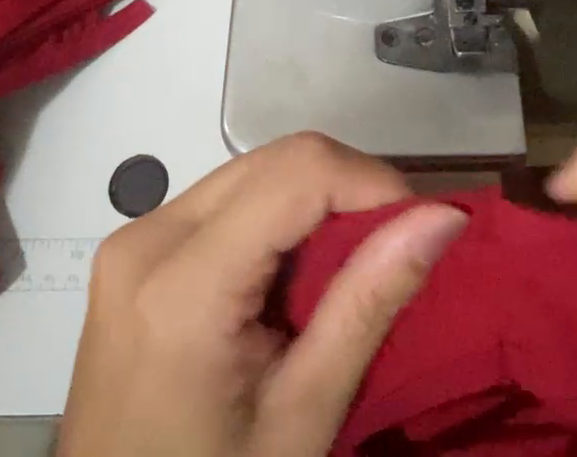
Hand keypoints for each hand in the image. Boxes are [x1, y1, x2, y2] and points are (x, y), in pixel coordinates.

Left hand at [58, 132, 467, 456]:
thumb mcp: (302, 414)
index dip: (372, 183)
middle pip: (275, 162)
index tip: (418, 231)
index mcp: (181, 284)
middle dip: (348, 192)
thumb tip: (442, 216)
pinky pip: (226, 201)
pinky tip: (293, 281)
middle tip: (387, 258)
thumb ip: (367, 304)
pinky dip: (278, 221)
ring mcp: (134, 240)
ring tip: (342, 277)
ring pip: (254, 172)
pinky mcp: (135, 250)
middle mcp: (147, 237)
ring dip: (314, 206)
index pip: (298, 171)